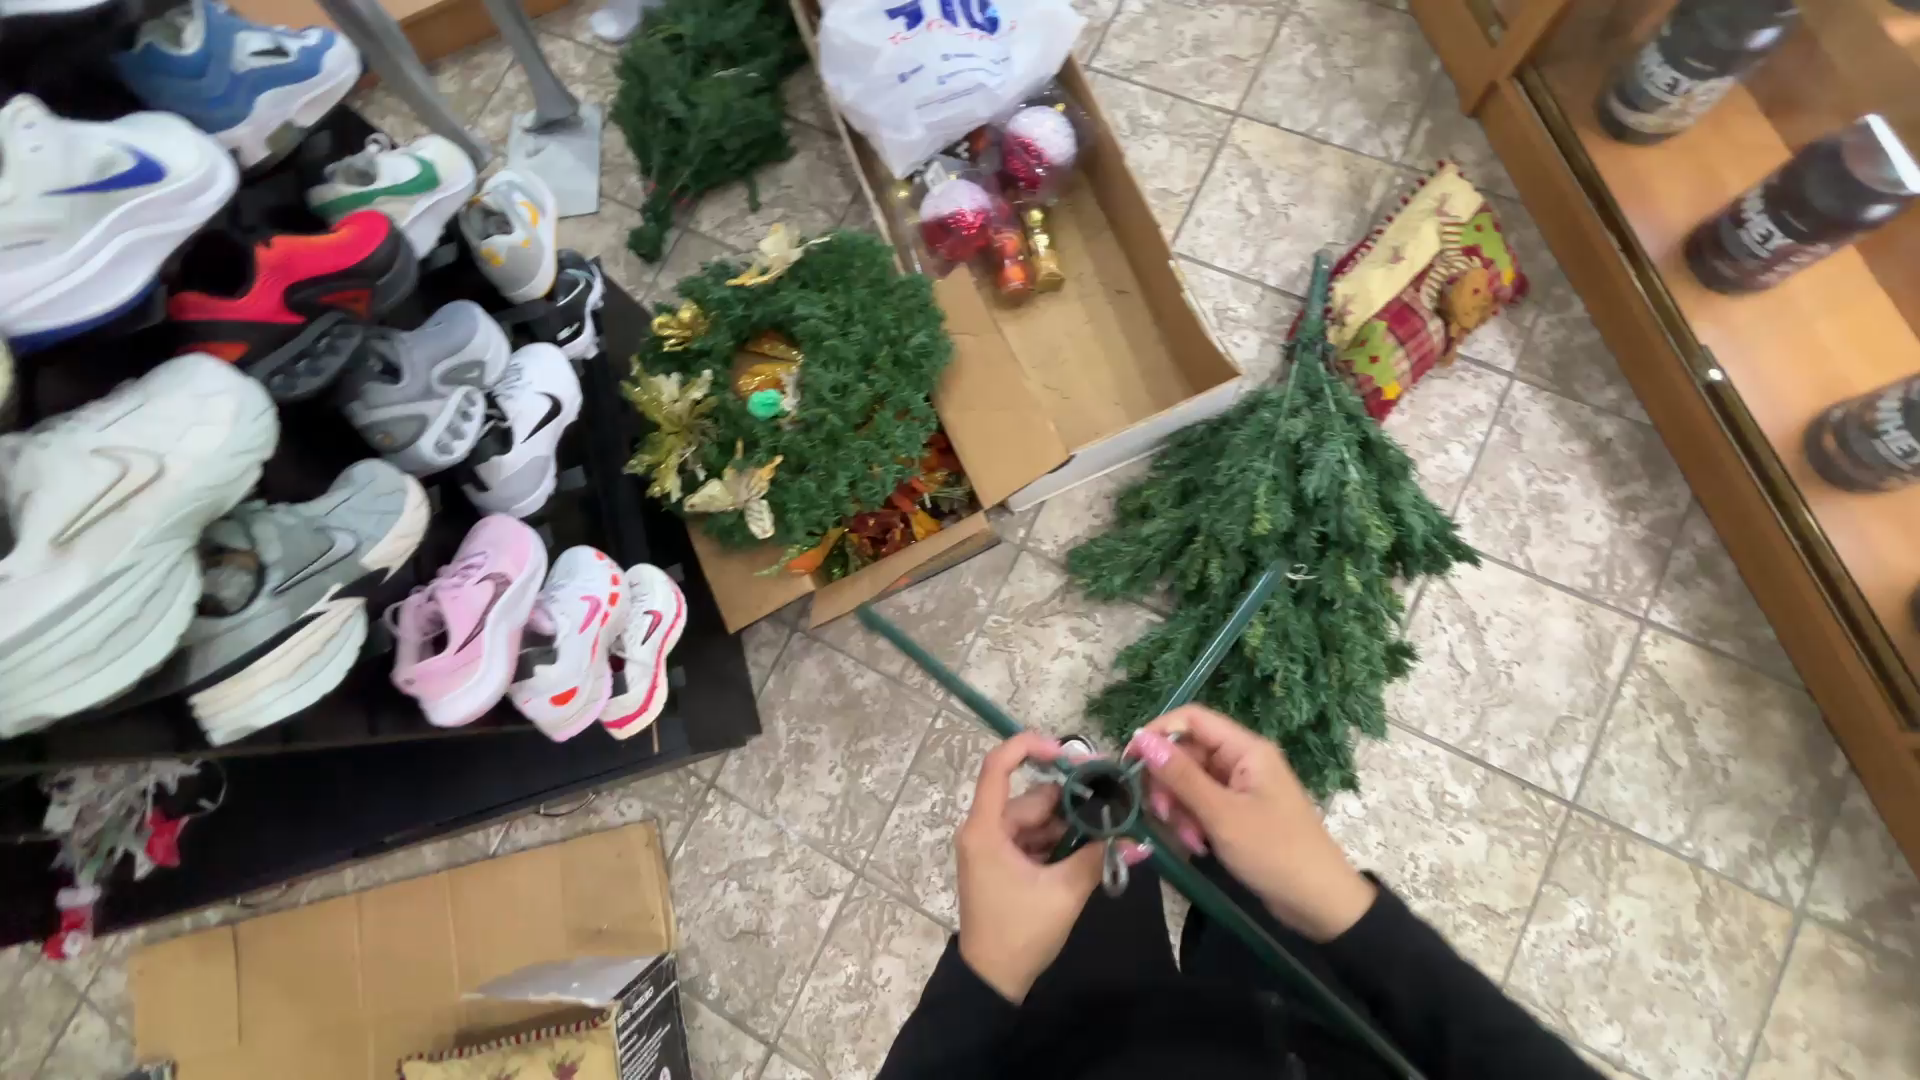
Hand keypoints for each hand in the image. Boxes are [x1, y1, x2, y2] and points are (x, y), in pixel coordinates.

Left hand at [955, 732, 1106, 1003]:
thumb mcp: (1063, 894)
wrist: (991, 982)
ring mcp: (992, 845)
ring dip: (1069, 826)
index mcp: (985, 828)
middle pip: (1030, 798)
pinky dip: (1058, 842)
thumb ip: (1097, 859)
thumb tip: (1137, 840)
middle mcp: (984, 829)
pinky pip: (1033, 838)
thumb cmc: (1019, 933)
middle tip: (1113, 804)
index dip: (1030, 747)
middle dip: (1071, 803)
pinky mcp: (1002, 861)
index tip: (1067, 752)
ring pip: (1037, 819)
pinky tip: (1089, 852)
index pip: (998, 765)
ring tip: (1108, 833)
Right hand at [1127, 706, 1376, 941]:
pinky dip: (1191, 820)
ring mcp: (1238, 786)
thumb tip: (1141, 739)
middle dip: (1167, 782)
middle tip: (1161, 814)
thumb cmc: (1275, 853)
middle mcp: (1241, 760)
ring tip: (1186, 839)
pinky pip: (1200, 802)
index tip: (1131, 762)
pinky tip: (1195, 844)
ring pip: (1188, 780)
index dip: (1157, 733)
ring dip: (1178, 807)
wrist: (1321, 905)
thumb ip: (1180, 775)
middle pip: (1186, 752)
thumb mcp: (1221, 814)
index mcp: (1245, 749)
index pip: (1191, 719)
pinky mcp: (1236, 810)